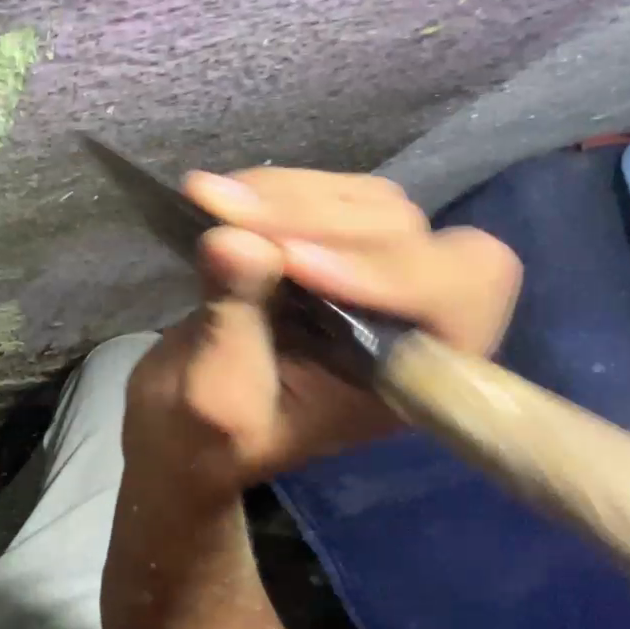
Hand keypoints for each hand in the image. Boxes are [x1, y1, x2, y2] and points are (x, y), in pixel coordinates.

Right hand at [125, 168, 521, 499]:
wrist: (177, 433)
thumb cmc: (202, 437)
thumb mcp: (212, 394)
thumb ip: (233, 321)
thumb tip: (232, 239)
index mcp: (408, 376)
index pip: (452, 294)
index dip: (383, 267)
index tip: (288, 262)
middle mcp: (410, 320)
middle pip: (405, 235)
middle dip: (313, 219)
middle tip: (224, 211)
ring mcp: (370, 281)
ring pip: (368, 206)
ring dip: (290, 196)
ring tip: (211, 198)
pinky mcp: (328, 254)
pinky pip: (327, 200)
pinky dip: (274, 191)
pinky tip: (221, 196)